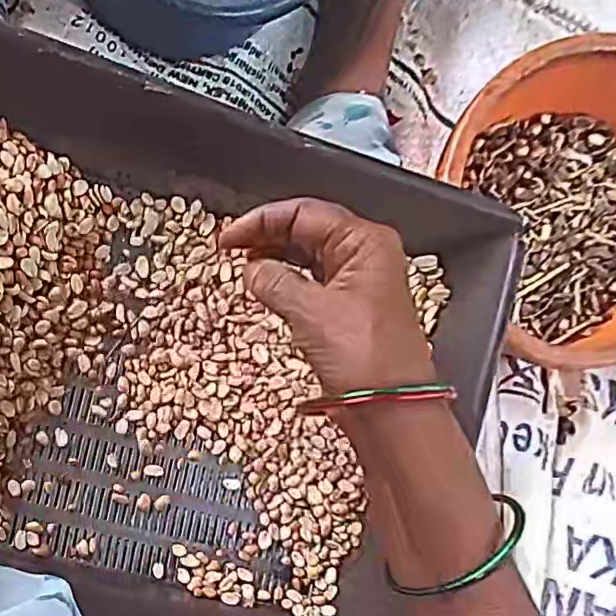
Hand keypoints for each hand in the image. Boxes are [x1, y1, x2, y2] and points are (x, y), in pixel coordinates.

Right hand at [218, 198, 434, 394]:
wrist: (387, 402)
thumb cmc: (364, 355)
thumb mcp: (311, 311)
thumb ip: (275, 283)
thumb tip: (250, 268)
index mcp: (364, 242)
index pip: (304, 213)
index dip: (261, 220)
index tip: (228, 237)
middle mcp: (363, 256)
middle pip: (306, 230)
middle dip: (265, 235)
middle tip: (228, 248)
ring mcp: (355, 283)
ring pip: (306, 256)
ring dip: (272, 257)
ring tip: (240, 264)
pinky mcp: (344, 309)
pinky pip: (308, 282)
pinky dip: (283, 281)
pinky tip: (263, 286)